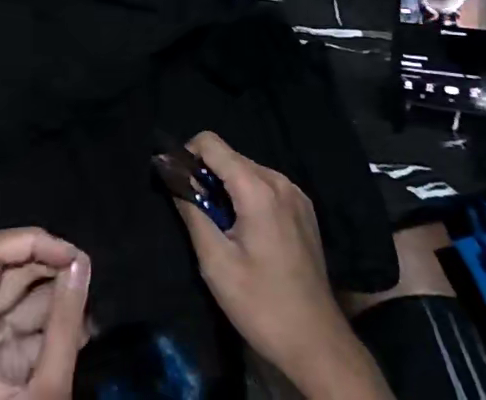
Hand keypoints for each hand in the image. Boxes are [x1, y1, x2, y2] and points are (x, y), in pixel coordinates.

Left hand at [0, 228, 91, 399]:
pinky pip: (29, 320)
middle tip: (90, 278)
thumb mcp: (48, 391)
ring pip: (22, 294)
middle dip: (51, 268)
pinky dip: (57, 319)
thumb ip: (64, 322)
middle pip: (7, 271)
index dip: (31, 242)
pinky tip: (81, 333)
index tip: (73, 255)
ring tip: (89, 316)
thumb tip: (81, 260)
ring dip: (59, 295)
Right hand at [172, 133, 392, 399]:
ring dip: (226, 188)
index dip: (186, 155)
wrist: (315, 340)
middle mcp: (280, 180)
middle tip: (194, 214)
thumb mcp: (215, 262)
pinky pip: (266, 186)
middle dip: (206, 175)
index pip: (212, 143)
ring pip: (248, 171)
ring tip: (219, 227)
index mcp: (258, 188)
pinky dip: (248, 196)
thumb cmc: (260, 303)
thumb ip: (191, 211)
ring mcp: (296, 193)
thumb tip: (170, 174)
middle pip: (230, 156)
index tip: (174, 183)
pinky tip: (245, 232)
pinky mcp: (304, 208)